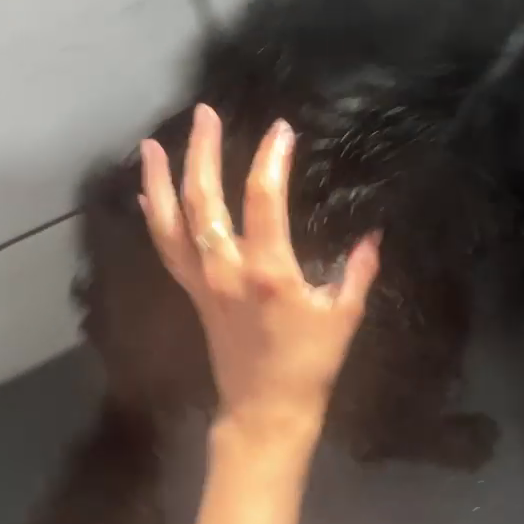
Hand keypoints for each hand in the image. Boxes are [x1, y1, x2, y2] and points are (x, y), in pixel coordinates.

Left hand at [138, 105, 380, 451]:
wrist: (264, 411)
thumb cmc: (310, 364)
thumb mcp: (344, 315)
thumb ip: (358, 270)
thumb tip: (374, 233)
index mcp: (268, 270)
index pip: (263, 199)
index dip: (270, 158)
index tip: (281, 129)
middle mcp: (226, 268)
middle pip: (203, 200)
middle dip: (202, 152)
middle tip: (204, 113)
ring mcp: (202, 281)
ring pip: (171, 222)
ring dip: (161, 180)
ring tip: (152, 143)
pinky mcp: (193, 294)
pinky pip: (166, 248)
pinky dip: (155, 217)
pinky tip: (149, 195)